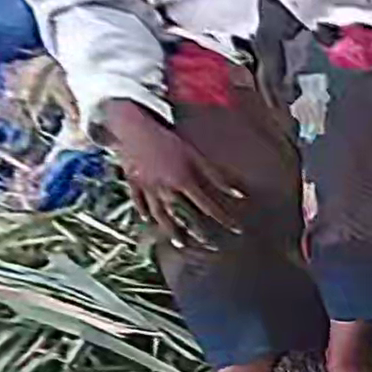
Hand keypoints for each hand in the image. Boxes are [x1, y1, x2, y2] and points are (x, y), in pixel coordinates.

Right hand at [103, 99, 243, 248]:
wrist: (131, 124)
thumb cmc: (168, 140)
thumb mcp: (196, 155)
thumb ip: (217, 177)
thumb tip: (240, 195)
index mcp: (182, 180)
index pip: (208, 206)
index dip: (224, 219)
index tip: (237, 230)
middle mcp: (164, 187)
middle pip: (183, 216)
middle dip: (198, 233)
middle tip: (211, 247)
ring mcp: (146, 186)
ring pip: (159, 213)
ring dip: (170, 230)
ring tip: (180, 244)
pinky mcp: (132, 181)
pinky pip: (137, 200)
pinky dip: (143, 211)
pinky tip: (149, 221)